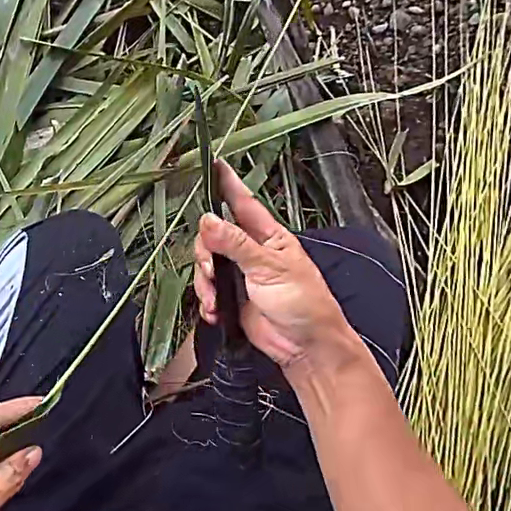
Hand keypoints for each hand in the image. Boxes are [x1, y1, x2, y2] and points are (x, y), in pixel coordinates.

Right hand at [193, 161, 359, 370]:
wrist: (306, 346)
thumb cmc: (305, 303)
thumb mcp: (270, 268)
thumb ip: (236, 244)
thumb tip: (208, 221)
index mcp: (268, 235)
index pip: (242, 201)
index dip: (227, 183)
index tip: (212, 164)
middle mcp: (251, 251)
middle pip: (213, 236)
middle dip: (205, 252)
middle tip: (210, 268)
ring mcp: (241, 274)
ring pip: (206, 265)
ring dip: (205, 282)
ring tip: (215, 299)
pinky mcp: (233, 298)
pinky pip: (208, 291)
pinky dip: (206, 301)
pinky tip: (216, 312)